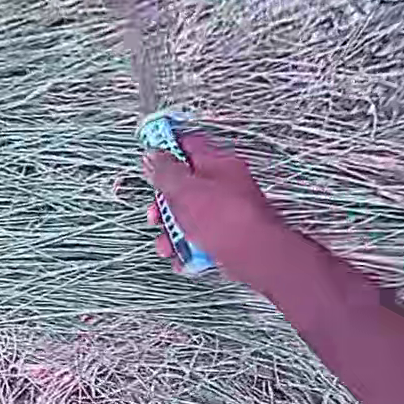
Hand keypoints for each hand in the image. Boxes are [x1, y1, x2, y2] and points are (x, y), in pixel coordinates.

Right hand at [144, 133, 285, 281]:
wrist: (254, 256)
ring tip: (169, 245)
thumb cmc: (227, 221)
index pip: (187, 145)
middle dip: (164, 206)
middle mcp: (225, 185)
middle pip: (183, 188)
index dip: (165, 150)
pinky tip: (184, 258)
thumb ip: (165, 172)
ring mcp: (227, 212)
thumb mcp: (184, 190)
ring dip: (172, 233)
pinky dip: (188, 249)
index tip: (149, 158)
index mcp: (217, 164)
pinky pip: (200, 239)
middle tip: (157, 215)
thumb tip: (152, 157)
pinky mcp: (228, 236)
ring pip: (189, 217)